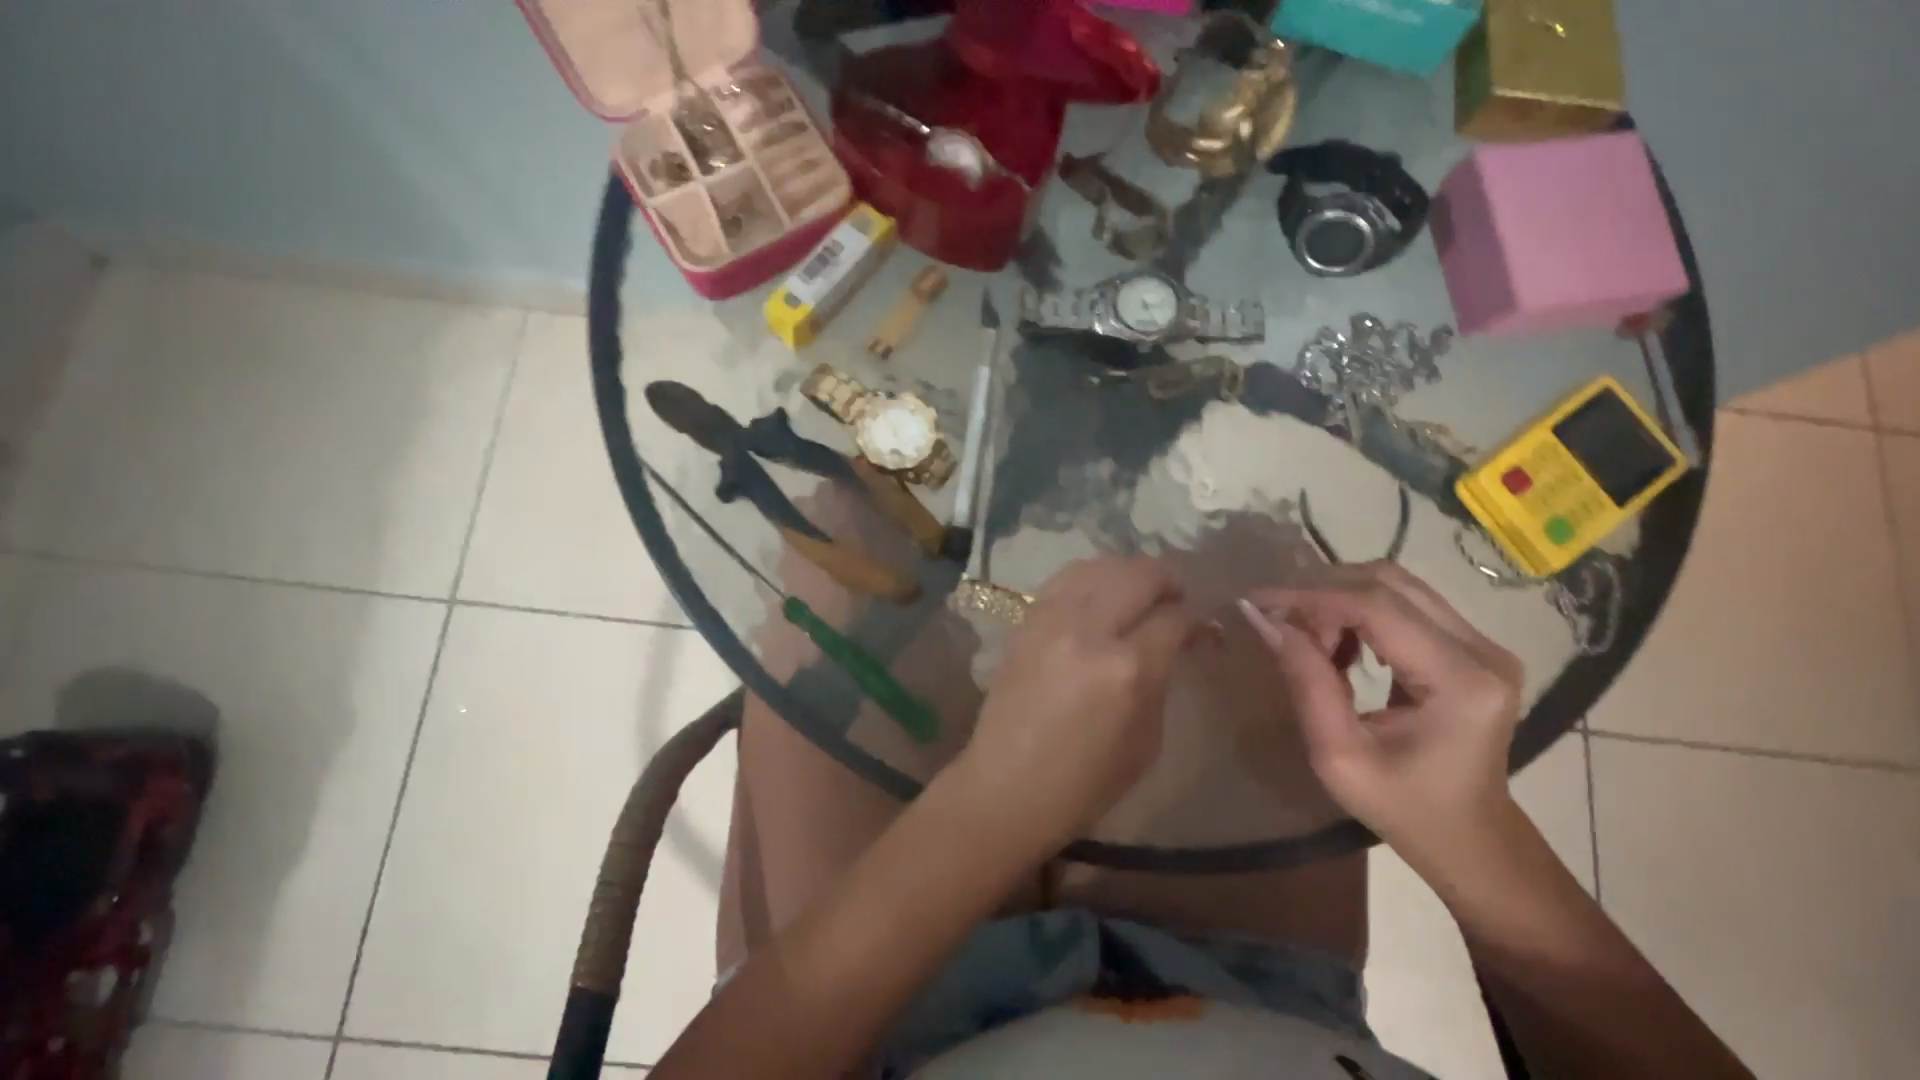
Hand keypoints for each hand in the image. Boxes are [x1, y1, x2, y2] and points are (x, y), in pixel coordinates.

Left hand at [955, 556, 1199, 852]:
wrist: (1007, 788)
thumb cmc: (1086, 783)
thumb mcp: (1147, 742)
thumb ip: (1162, 680)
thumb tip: (1176, 642)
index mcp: (1129, 669)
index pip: (1175, 617)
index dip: (1196, 619)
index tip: (1202, 629)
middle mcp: (1090, 631)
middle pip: (1140, 575)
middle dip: (1169, 581)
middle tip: (1178, 599)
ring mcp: (1051, 621)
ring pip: (1100, 565)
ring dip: (1129, 572)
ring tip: (1141, 592)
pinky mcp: (1026, 622)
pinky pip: (1065, 579)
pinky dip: (1092, 578)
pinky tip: (1101, 595)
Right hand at [1240, 563, 1523, 874]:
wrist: (1469, 837)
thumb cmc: (1402, 808)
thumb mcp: (1338, 756)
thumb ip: (1306, 683)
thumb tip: (1266, 621)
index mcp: (1460, 681)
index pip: (1377, 606)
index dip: (1311, 596)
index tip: (1258, 602)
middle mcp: (1482, 650)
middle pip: (1389, 583)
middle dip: (1323, 593)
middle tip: (1282, 625)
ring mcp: (1484, 644)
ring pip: (1397, 586)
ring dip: (1340, 600)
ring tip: (1312, 641)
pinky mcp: (1474, 646)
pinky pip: (1408, 604)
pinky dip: (1361, 612)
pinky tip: (1341, 647)